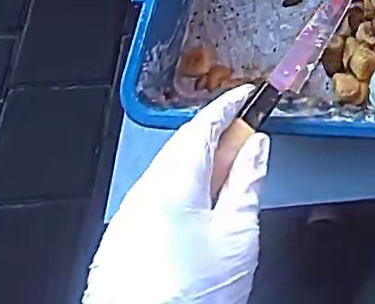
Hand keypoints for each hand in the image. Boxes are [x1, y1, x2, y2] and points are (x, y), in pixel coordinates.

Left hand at [86, 86, 267, 303]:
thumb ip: (248, 180)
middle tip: (250, 134)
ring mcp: (125, 223)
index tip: (249, 92)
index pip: (202, 125)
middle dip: (218, 134)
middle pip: (183, 147)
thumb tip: (257, 146)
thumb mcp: (238, 233)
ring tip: (231, 175)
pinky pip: (154, 198)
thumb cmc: (193, 297)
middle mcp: (141, 196)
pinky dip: (182, 187)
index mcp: (172, 184)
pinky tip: (201, 207)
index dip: (229, 104)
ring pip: (167, 173)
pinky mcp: (118, 248)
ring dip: (201, 162)